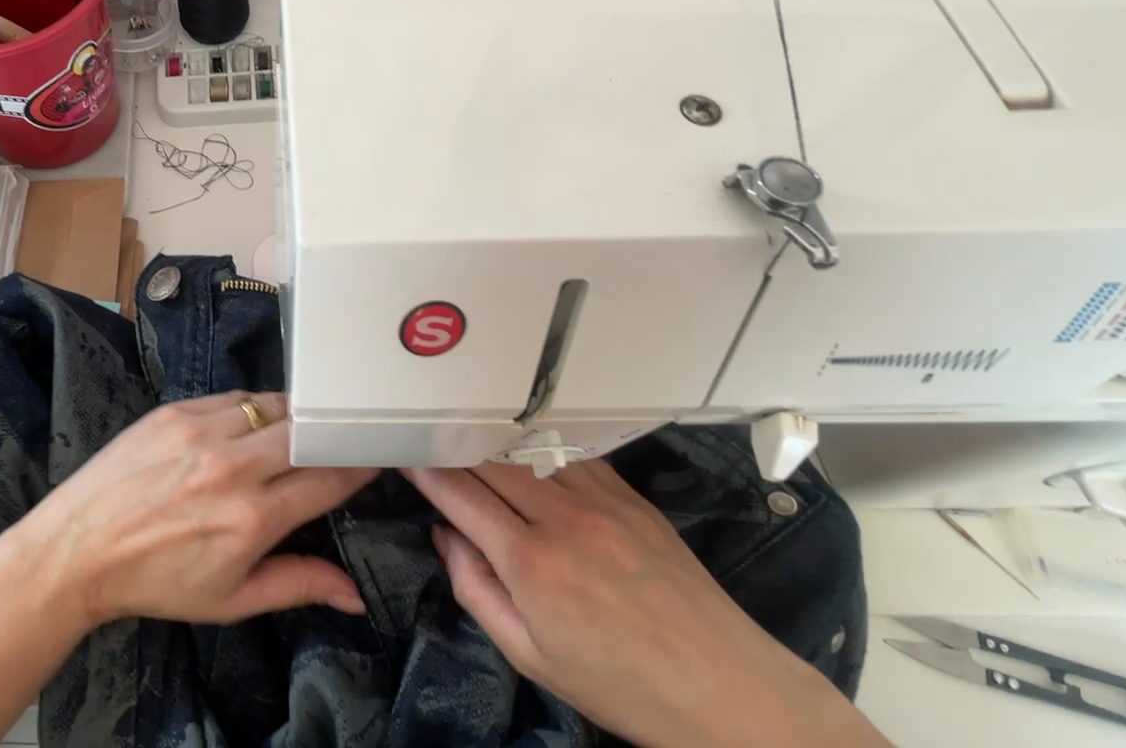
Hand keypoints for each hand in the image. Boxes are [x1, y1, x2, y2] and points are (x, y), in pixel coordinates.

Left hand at [8, 392, 376, 629]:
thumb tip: (356, 596)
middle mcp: (234, 467)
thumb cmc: (157, 582)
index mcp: (253, 518)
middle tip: (345, 437)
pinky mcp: (175, 411)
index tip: (377, 457)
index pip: (328, 478)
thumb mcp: (232, 600)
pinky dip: (253, 408)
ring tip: (300, 429)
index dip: (360, 465)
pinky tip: (254, 422)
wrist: (78, 548)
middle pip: (308, 432)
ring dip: (294, 417)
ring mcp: (202, 431)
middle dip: (333, 434)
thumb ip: (298, 585)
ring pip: (273, 406)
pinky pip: (233, 397)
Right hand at [406, 461, 889, 747]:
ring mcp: (601, 501)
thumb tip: (444, 535)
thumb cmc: (617, 684)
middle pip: (488, 460)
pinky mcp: (631, 497)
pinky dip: (537, 450)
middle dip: (450, 447)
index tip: (401, 453)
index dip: (424, 469)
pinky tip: (524, 452)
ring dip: (490, 441)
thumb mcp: (528, 655)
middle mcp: (562, 518)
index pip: (459, 493)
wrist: (723, 689)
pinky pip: (570, 456)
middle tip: (426, 438)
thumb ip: (474, 589)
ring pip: (527, 450)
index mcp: (530, 562)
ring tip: (466, 437)